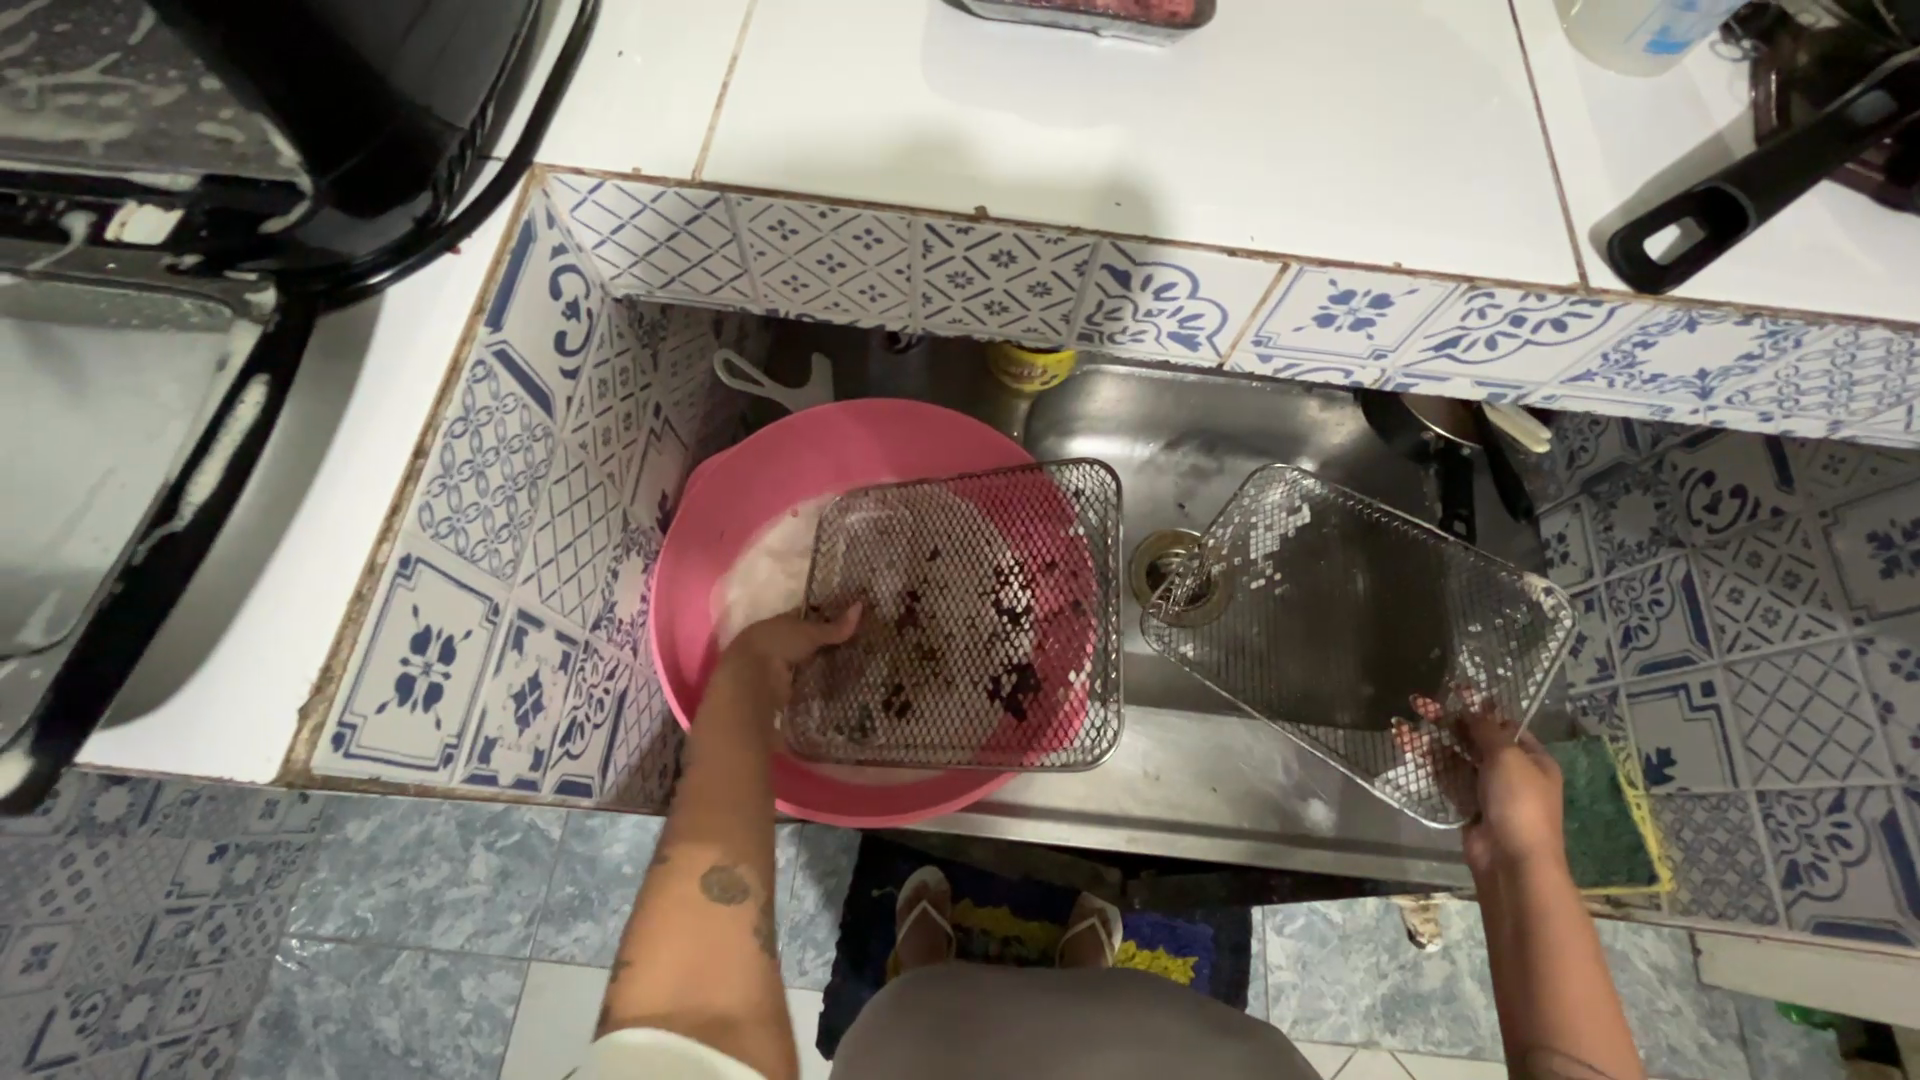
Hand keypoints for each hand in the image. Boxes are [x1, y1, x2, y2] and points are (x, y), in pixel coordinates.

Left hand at [713, 605, 861, 711]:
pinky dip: (812, 682)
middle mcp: (773, 642)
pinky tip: (831, 683)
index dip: (823, 616)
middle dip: (822, 643)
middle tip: (853, 644)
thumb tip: (861, 607)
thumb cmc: (777, 644)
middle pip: (802, 640)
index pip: (803, 616)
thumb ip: (834, 626)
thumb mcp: (809, 633)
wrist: (750, 679)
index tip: (845, 619)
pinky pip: (800, 681)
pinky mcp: (777, 687)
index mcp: (777, 622)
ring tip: (848, 664)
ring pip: (801, 661)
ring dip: (817, 664)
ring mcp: (774, 666)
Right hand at [1405, 697, 1565, 879]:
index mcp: (1533, 759)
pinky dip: (1427, 760)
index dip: (1480, 708)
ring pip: (1455, 756)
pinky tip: (1406, 744)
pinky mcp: (1465, 803)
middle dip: (1448, 721)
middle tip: (1419, 703)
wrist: (1511, 859)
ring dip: (1431, 738)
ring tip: (1402, 721)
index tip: (1454, 690)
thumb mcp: (1508, 759)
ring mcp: (1487, 788)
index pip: (1505, 726)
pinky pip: (1445, 775)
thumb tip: (1472, 710)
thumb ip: (1487, 731)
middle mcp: (1512, 771)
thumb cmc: (1519, 803)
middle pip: (1476, 739)